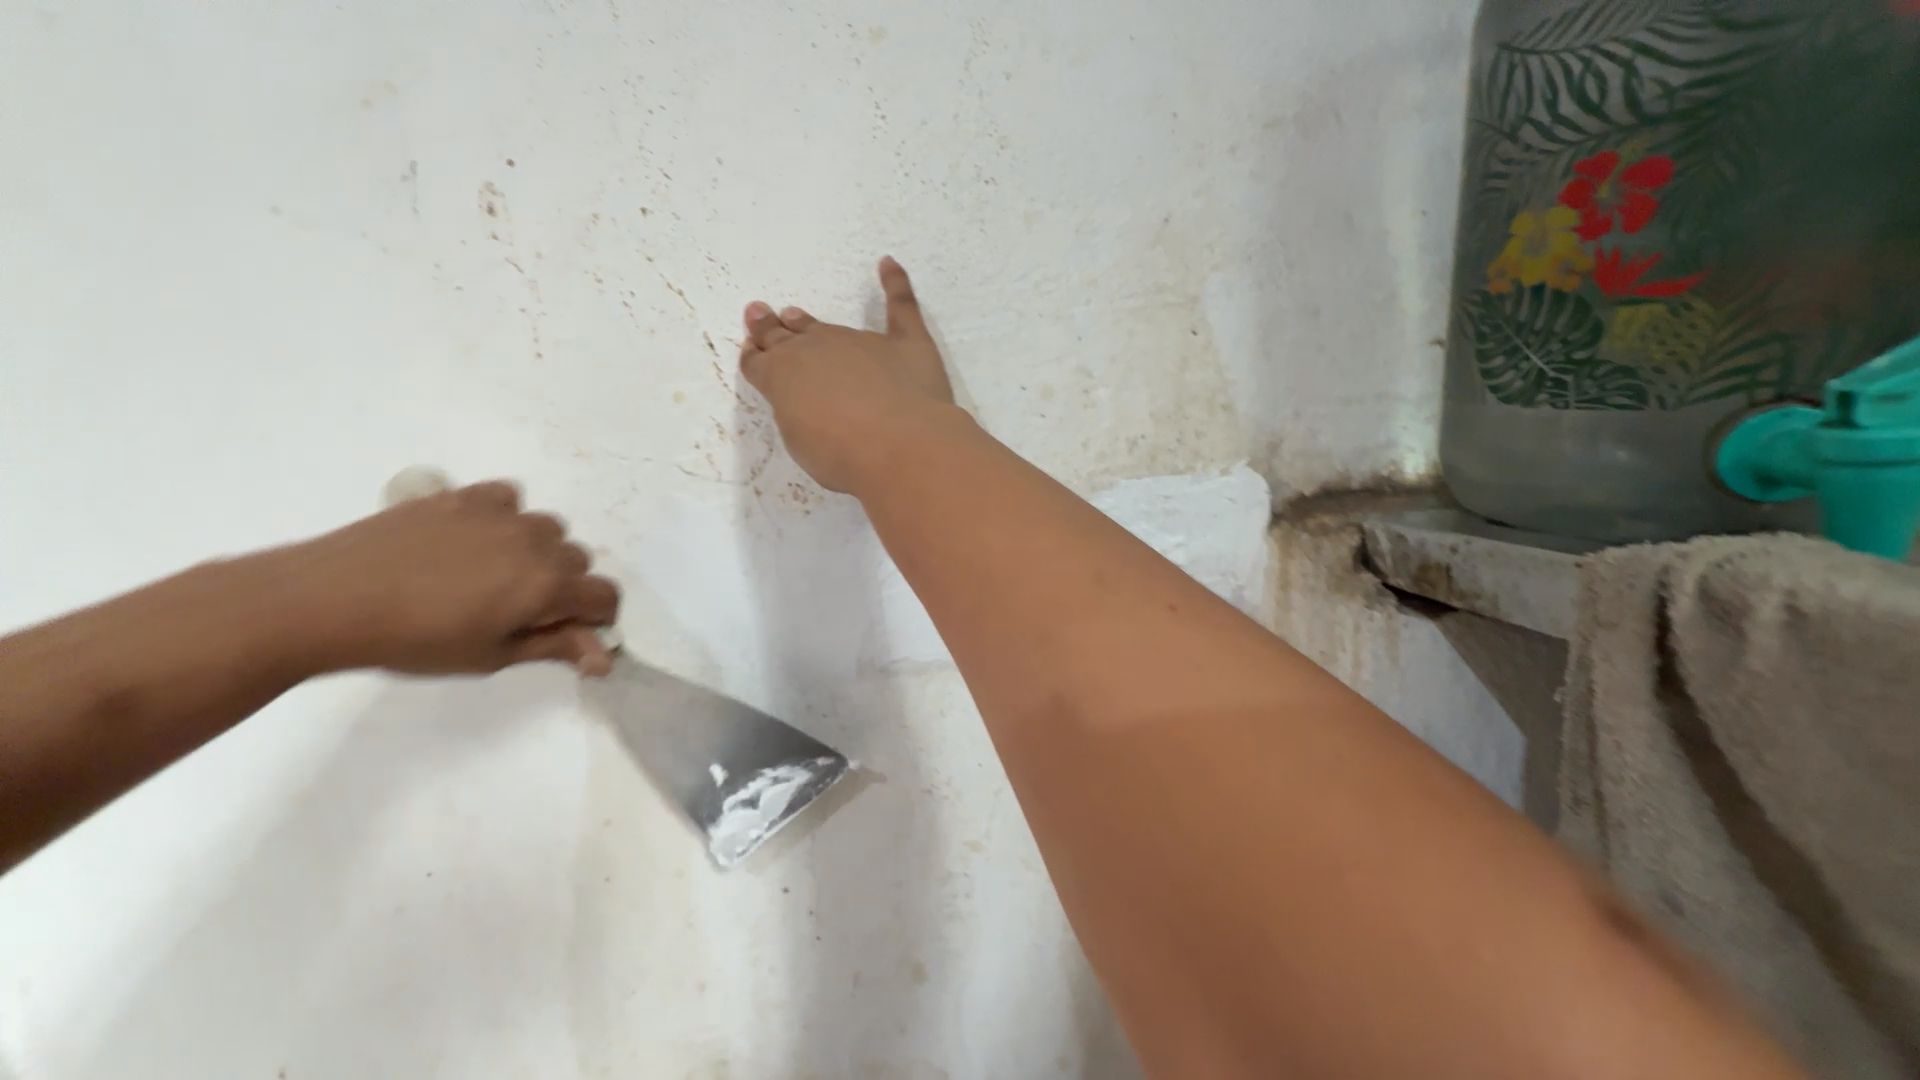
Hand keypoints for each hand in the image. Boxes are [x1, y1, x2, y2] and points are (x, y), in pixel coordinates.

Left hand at [268, 482, 619, 675]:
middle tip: (517, 610)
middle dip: (563, 586)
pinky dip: (504, 518)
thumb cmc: (416, 641)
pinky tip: (471, 540)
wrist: (331, 599)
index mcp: (548, 586)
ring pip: (547, 528)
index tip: (564, 633)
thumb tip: (604, 657)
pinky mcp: (466, 495)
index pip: (605, 596)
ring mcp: (502, 514)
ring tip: (490, 573)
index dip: (595, 619)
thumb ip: (554, 648)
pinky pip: (509, 499)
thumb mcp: (491, 656)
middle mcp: (537, 542)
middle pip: (579, 561)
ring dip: (536, 551)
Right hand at [739, 257, 960, 493]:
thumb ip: (798, 415)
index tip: (751, 348)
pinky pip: (901, 304)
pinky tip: (889, 264)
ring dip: (807, 321)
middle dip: (770, 328)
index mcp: (782, 378)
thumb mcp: (800, 443)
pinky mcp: (905, 342)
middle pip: (787, 338)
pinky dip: (896, 282)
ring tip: (795, 313)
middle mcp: (816, 351)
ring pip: (827, 327)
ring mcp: (860, 342)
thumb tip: (807, 401)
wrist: (899, 445)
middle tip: (759, 315)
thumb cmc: (842, 456)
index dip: (754, 356)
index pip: (761, 363)